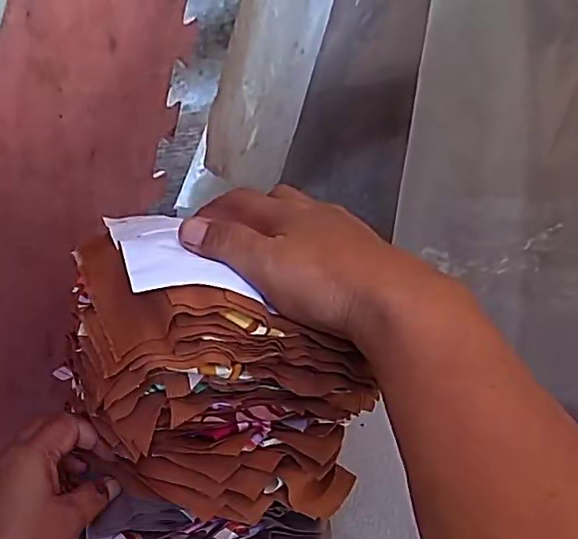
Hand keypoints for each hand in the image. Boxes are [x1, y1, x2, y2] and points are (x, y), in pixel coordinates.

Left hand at [0, 413, 118, 538]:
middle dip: (78, 440)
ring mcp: (1, 468)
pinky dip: (47, 468)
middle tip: (98, 463)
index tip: (110, 459)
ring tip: (83, 480)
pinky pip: (25, 463)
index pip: (67, 423)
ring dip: (62, 454)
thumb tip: (110, 484)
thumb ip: (96, 494)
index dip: (94, 436)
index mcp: (30, 452)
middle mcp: (11, 452)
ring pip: (36, 444)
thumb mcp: (72, 517)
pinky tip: (61, 493)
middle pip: (49, 427)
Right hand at [178, 185, 477, 352]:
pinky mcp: (360, 254)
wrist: (388, 300)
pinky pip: (323, 240)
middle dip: (245, 211)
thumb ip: (227, 244)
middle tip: (225, 234)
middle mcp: (314, 213)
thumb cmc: (321, 283)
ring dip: (278, 226)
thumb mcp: (263, 263)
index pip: (240, 201)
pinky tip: (305, 266)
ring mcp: (341, 231)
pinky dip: (305, 246)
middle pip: (273, 200)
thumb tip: (189, 228)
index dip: (212, 212)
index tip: (190, 229)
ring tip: (264, 249)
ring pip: (302, 218)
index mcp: (285, 212)